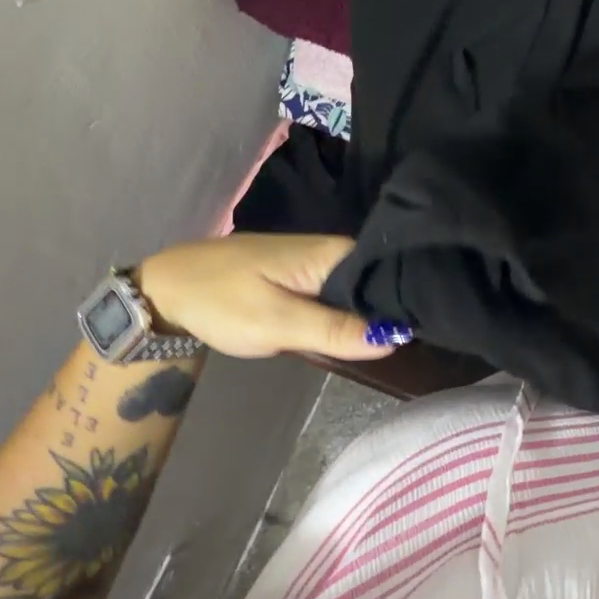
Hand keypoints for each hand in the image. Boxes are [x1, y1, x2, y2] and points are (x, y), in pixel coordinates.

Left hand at [136, 234, 397, 360]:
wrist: (167, 288)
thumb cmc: (221, 300)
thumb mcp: (278, 323)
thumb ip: (336, 330)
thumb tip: (398, 336)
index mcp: (336, 252)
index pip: (392, 271)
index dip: (412, 300)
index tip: (432, 329)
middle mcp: (336, 251)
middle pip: (380, 281)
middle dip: (396, 311)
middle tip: (415, 347)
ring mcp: (321, 263)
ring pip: (362, 291)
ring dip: (374, 315)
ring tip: (401, 344)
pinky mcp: (308, 276)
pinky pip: (344, 294)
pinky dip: (352, 314)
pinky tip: (363, 335)